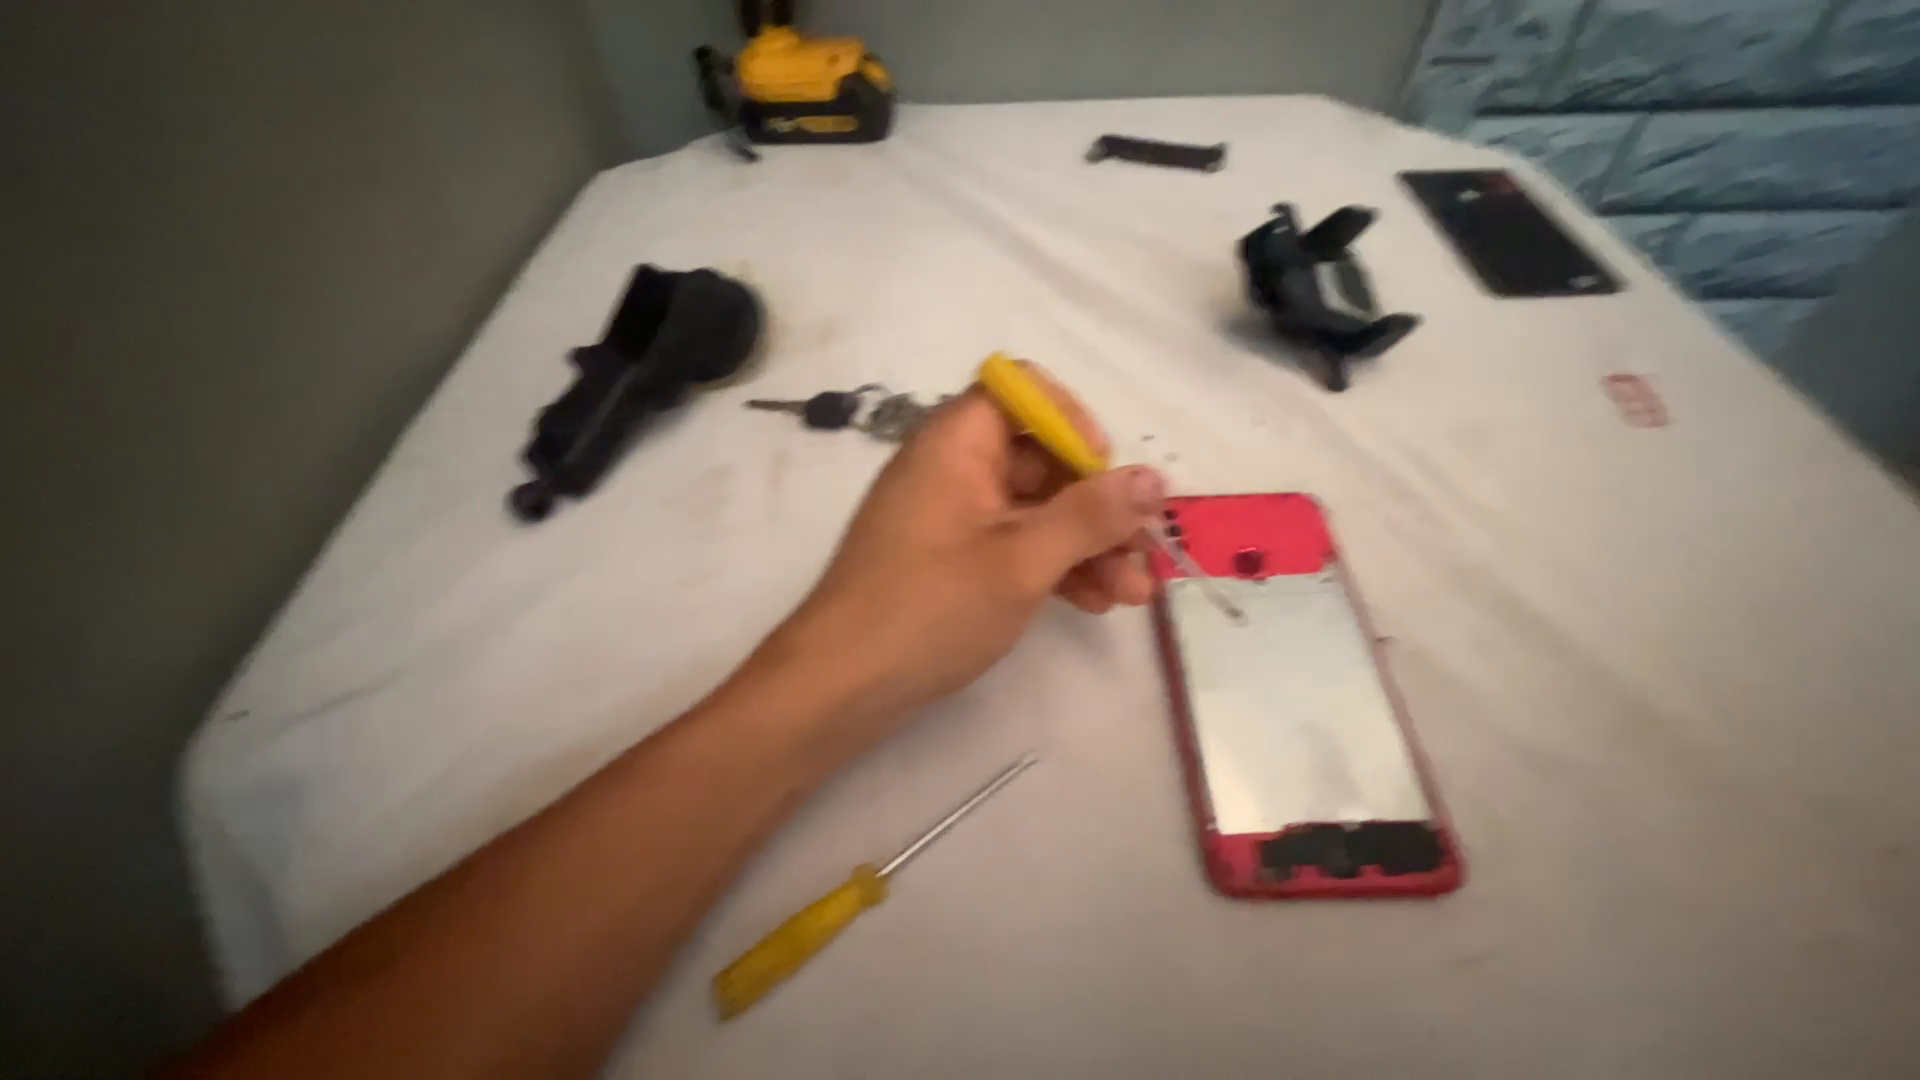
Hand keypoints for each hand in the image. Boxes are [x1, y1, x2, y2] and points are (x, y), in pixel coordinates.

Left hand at [767, 364, 1165, 727]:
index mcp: (956, 442)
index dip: (1072, 421)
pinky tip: (1096, 604)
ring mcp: (951, 517)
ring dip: (1087, 546)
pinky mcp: (951, 561)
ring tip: (1134, 594)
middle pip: (1041, 459)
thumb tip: (1153, 478)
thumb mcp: (1022, 560)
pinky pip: (1014, 546)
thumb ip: (1090, 515)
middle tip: (1144, 554)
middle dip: (1099, 505)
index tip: (1104, 470)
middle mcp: (952, 467)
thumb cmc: (930, 608)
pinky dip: (1053, 567)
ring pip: (1035, 510)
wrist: (841, 686)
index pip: (1022, 392)